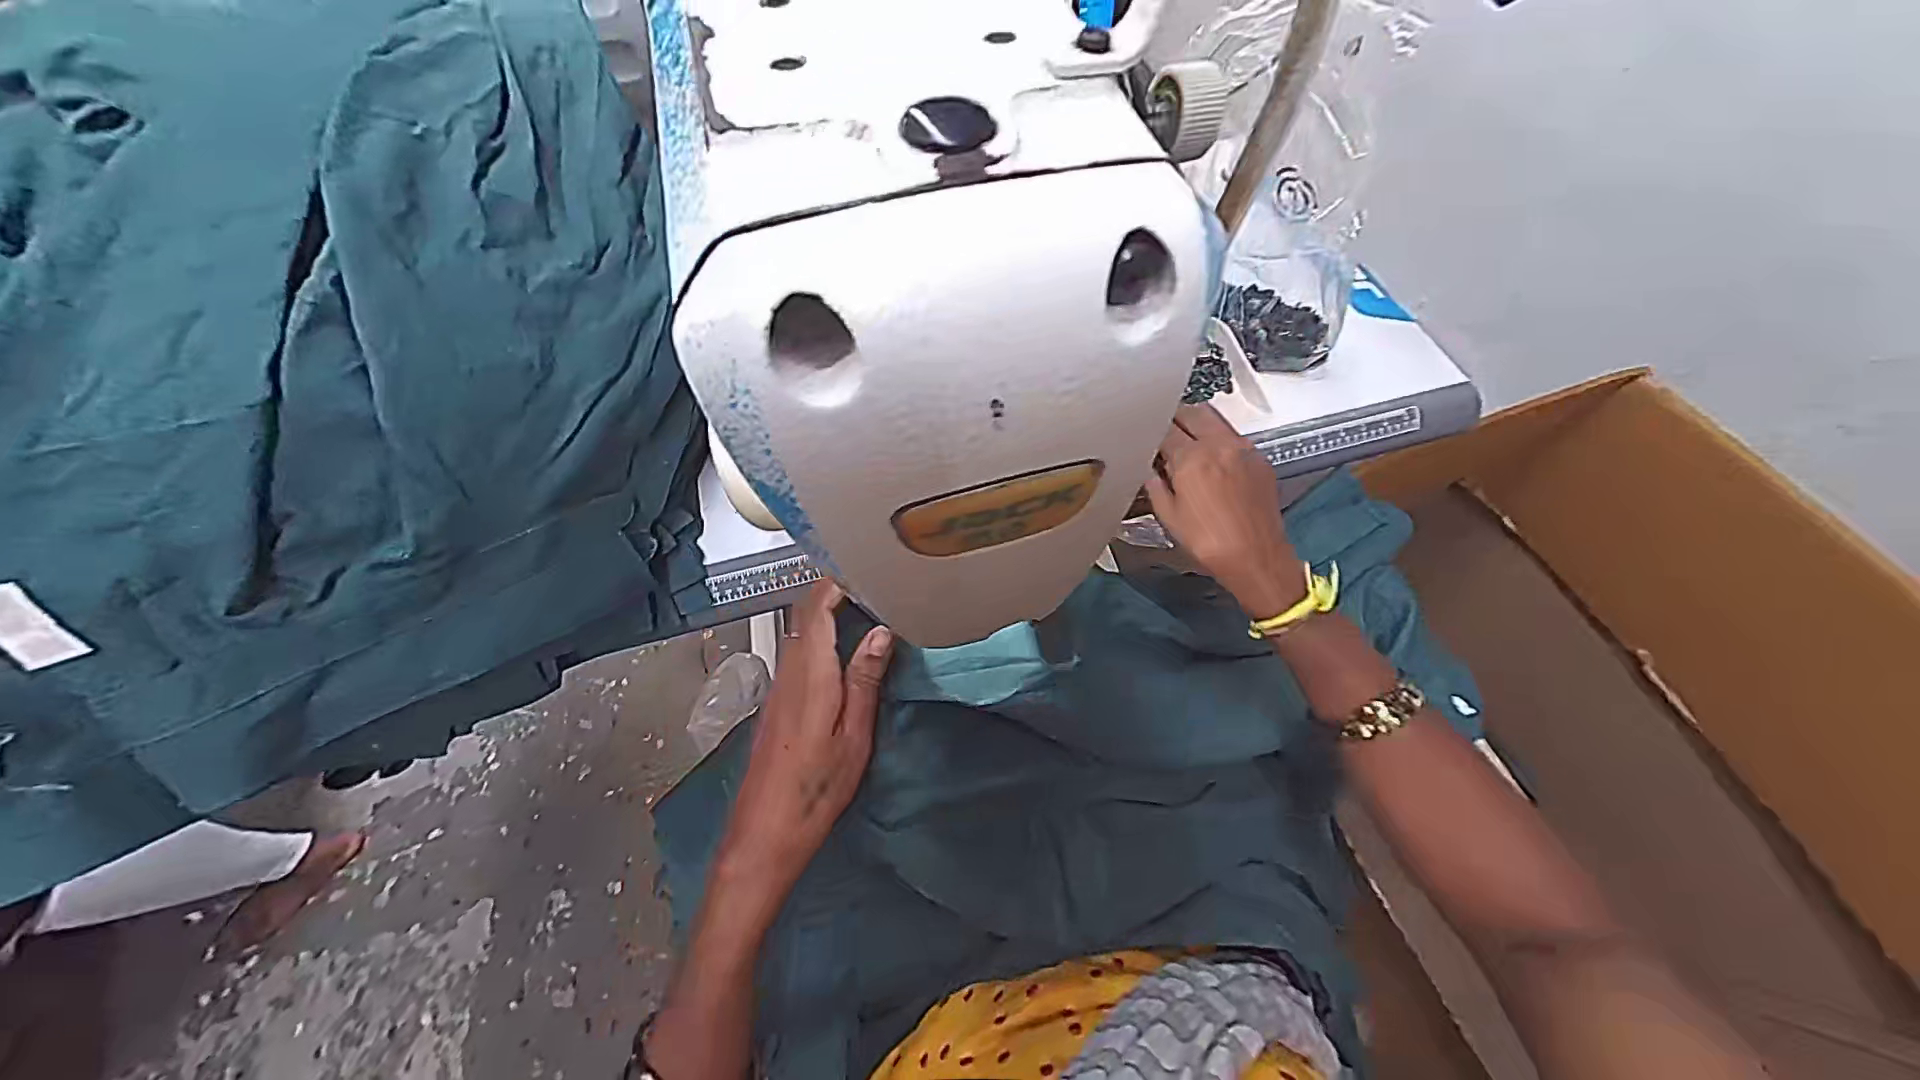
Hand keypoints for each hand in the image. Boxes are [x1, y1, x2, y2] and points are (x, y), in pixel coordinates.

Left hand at [714, 580, 894, 909]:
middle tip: (870, 582)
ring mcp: (778, 689)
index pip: (816, 610)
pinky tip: (843, 650)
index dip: (835, 582)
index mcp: (810, 676)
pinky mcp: (776, 705)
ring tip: (864, 608)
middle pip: (805, 617)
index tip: (862, 565)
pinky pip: (799, 656)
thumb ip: (864, 681)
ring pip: (800, 635)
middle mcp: (788, 674)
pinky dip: (820, 639)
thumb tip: (881, 632)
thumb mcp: (854, 738)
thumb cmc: (815, 791)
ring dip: (826, 614)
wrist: (762, 836)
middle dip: (833, 592)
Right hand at [1144, 403, 1305, 617]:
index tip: (1146, 438)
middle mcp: (1220, 445)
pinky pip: (1234, 439)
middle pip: (1194, 413)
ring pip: (1217, 421)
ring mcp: (1244, 450)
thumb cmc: (1209, 542)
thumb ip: (1155, 486)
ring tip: (1187, 442)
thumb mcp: (1169, 516)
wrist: (1256, 557)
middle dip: (1176, 417)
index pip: (1166, 430)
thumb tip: (1151, 472)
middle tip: (1164, 430)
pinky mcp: (1260, 460)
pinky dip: (1219, 440)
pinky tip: (1212, 460)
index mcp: (1192, 458)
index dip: (1153, 432)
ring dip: (1199, 424)